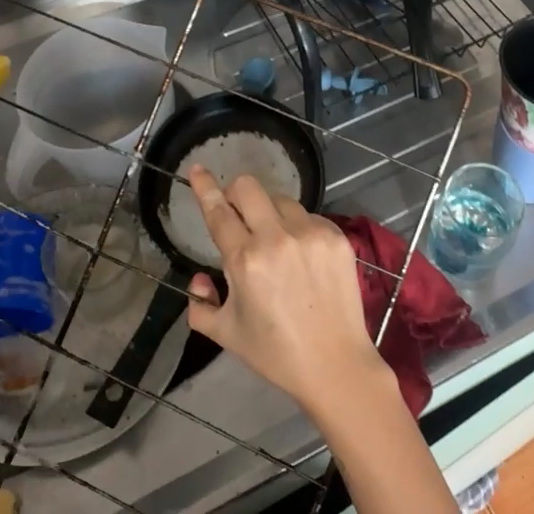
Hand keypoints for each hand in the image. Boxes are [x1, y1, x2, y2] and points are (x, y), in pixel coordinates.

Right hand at [184, 167, 388, 408]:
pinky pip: (309, 216)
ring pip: (281, 199)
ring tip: (273, 241)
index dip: (205, 187)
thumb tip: (201, 279)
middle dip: (237, 192)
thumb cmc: (275, 353)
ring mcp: (310, 235)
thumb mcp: (226, 334)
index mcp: (245, 261)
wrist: (335, 364)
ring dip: (269, 211)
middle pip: (250, 187)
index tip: (198, 169)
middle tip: (237, 212)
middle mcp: (277, 239)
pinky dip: (298, 227)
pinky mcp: (336, 238)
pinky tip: (300, 254)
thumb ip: (201, 304)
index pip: (219, 211)